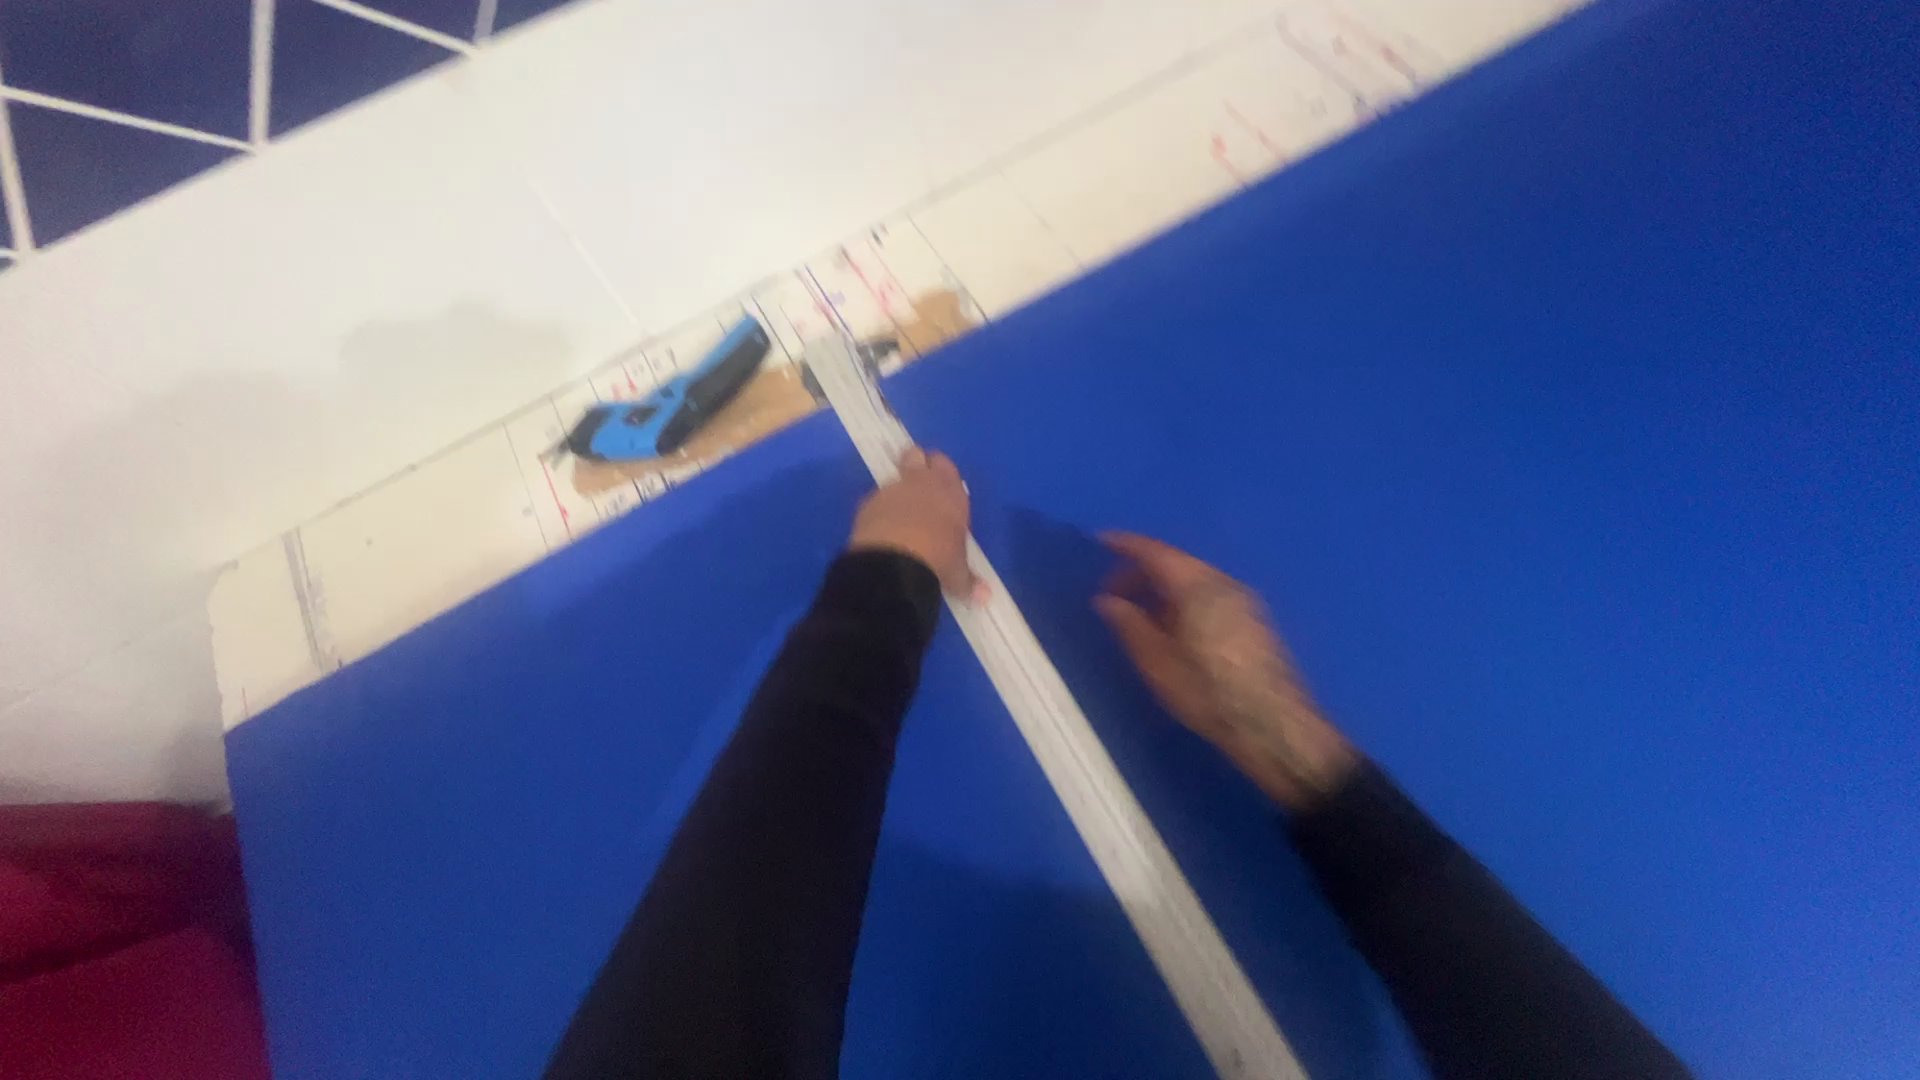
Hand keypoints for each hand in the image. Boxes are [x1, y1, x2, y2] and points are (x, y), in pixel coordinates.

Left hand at [850, 448, 984, 602]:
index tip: (941, 487)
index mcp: (950, 493)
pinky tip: (879, 531)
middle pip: (916, 456)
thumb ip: (969, 581)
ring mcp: (891, 491)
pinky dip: (876, 510)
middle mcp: (921, 484)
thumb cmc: (938, 562)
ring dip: (896, 492)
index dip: (941, 472)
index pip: (945, 465)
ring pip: (893, 478)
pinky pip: (874, 500)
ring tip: (897, 516)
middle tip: (918, 487)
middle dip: (916, 465)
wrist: (894, 564)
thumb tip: (986, 597)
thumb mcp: (957, 575)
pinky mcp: (867, 504)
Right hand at [1094, 532, 1356, 810]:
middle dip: (1143, 571)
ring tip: (1141, 614)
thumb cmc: (1207, 691)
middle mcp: (1224, 583)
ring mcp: (1244, 601)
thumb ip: (1129, 625)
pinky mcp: (1255, 621)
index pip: (1156, 552)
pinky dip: (1185, 599)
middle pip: (1178, 564)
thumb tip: (1109, 601)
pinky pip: (1211, 595)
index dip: (1127, 544)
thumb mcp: (1157, 662)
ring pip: (1196, 580)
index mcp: (1197, 586)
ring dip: (1164, 588)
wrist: (1273, 725)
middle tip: (1115, 593)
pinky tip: (1174, 628)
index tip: (1102, 541)